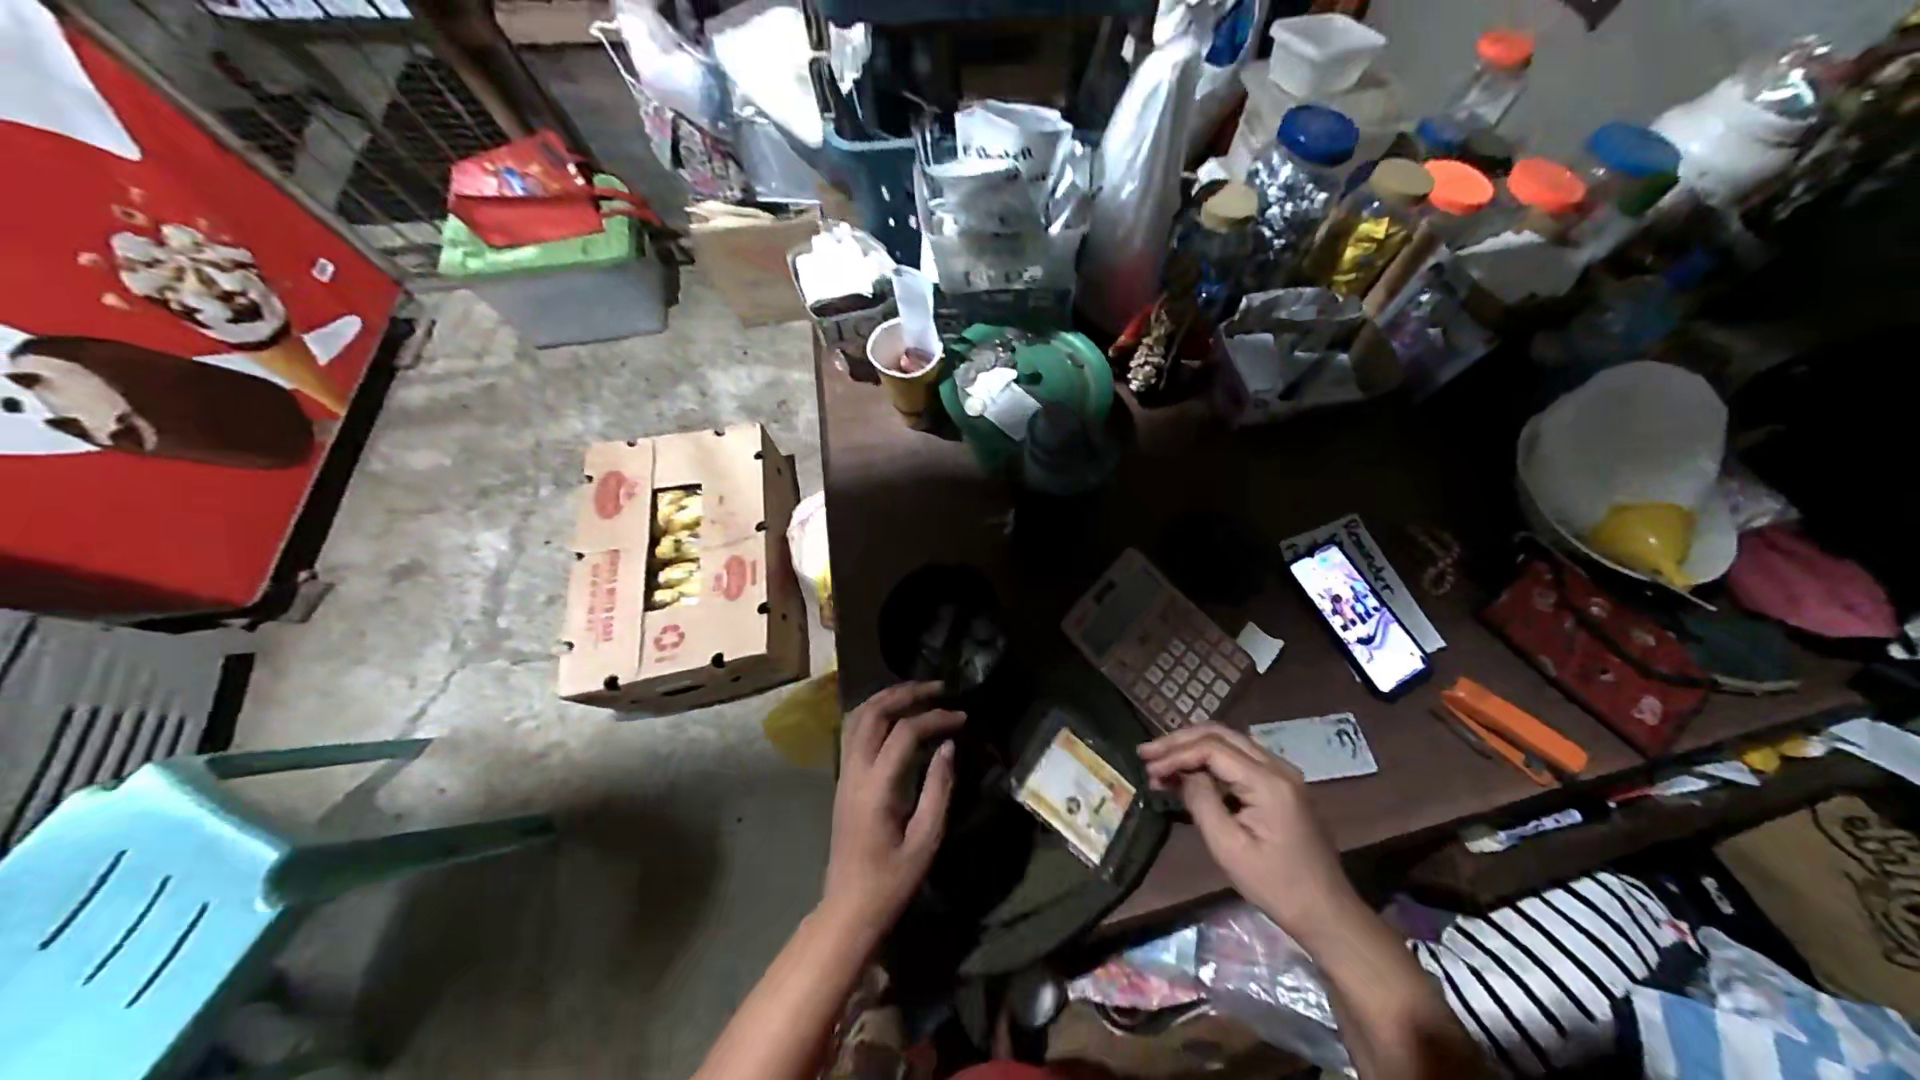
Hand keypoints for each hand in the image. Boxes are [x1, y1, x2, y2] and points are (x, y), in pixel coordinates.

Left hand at [821, 682, 964, 932]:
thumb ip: (938, 789)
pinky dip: (875, 713)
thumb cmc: (892, 881)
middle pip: (873, 713)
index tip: (962, 717)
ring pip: (857, 718)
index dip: (935, 718)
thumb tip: (948, 746)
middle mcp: (854, 772)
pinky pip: (853, 731)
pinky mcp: (843, 780)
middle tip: (938, 688)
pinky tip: (896, 715)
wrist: (849, 907)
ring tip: (918, 692)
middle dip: (906, 693)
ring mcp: (843, 774)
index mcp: (876, 788)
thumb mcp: (926, 840)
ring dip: (886, 698)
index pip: (904, 734)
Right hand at [1138, 725, 1354, 937]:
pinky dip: (1210, 761)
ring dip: (1193, 748)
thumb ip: (1202, 802)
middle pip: (1220, 735)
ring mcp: (1283, 775)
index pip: (1212, 749)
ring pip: (1230, 743)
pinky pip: (1240, 760)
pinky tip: (1189, 774)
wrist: (1326, 912)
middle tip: (1146, 753)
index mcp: (1268, 782)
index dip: (1176, 755)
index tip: (1148, 769)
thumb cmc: (1276, 885)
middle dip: (1180, 741)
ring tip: (1160, 761)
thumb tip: (1183, 775)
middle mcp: (1278, 767)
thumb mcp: (1229, 848)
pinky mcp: (1281, 787)